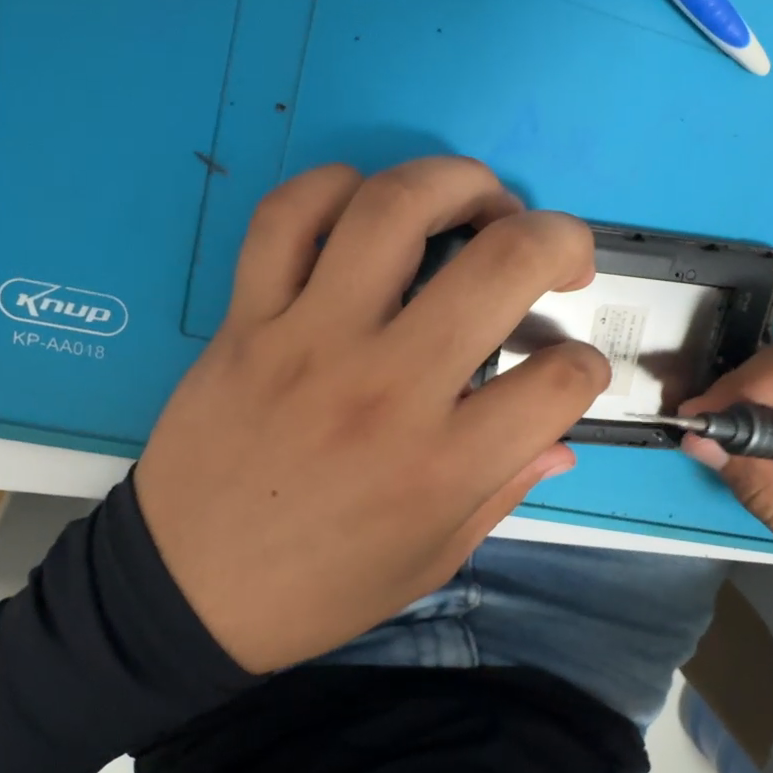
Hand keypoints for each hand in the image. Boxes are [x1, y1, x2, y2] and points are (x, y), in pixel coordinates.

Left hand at [135, 157, 609, 672]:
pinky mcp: (246, 322)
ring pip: (392, 211)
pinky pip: (284, 219)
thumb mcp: (427, 561)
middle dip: (559, 240)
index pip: (560, 382)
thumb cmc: (316, 589)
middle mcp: (387, 387)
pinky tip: (360, 206)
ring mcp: (310, 342)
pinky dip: (330, 188)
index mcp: (443, 465)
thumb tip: (558, 444)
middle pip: (502, 265)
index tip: (569, 370)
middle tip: (557, 255)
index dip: (585, 368)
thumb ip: (499, 493)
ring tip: (476, 200)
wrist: (187, 590)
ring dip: (456, 181)